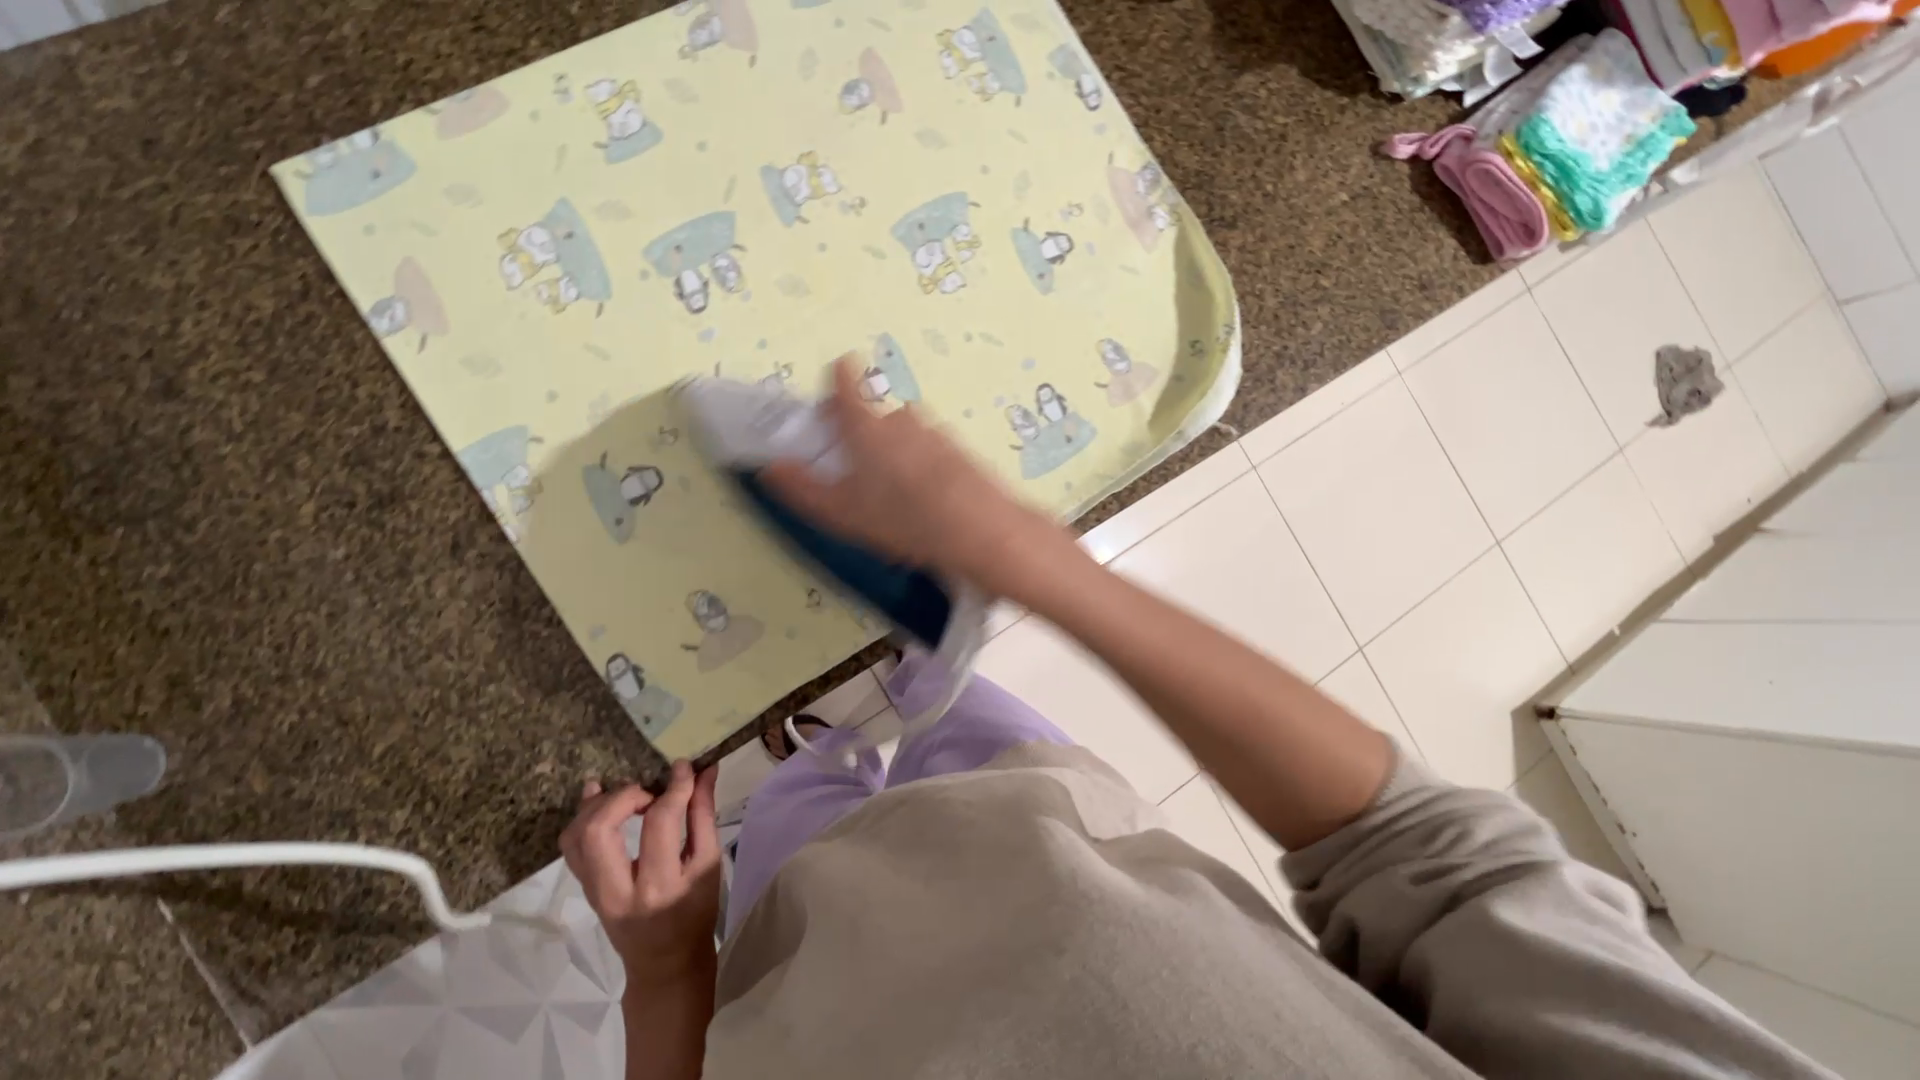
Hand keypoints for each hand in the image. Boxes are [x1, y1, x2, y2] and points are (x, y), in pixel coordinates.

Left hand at [559, 761, 720, 983]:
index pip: (658, 823)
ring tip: (628, 793)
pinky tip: (599, 795)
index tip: (683, 767)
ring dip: (600, 804)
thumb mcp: (709, 866)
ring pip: (576, 836)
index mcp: (659, 886)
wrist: (664, 961)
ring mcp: (594, 891)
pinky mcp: (585, 888)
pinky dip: (583, 815)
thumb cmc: (696, 914)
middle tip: (649, 791)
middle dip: (624, 796)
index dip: (673, 788)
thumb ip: (703, 815)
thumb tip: (704, 771)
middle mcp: (618, 890)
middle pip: (599, 829)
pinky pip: (571, 846)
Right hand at [760, 356, 1081, 601]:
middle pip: (875, 404)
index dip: (836, 381)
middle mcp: (901, 416)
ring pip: (905, 427)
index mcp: (867, 423)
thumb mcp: (842, 512)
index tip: (831, 402)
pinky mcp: (960, 450)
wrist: (981, 529)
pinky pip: (930, 446)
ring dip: (894, 444)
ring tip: (891, 485)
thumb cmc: (902, 518)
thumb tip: (770, 468)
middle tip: (855, 460)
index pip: (847, 378)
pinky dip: (921, 461)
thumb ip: (802, 488)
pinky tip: (923, 495)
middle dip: (862, 424)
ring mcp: (936, 430)